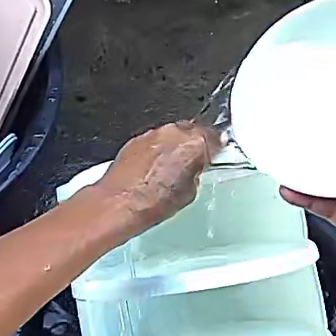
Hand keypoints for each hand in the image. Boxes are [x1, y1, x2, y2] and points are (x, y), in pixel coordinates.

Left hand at [87, 121, 221, 235]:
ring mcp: (153, 134)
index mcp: (194, 145)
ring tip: (170, 169)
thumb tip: (194, 170)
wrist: (119, 203)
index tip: (215, 153)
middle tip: (192, 163)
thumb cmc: (151, 202)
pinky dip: (156, 150)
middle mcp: (174, 133)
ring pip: (172, 135)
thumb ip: (196, 173)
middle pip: (192, 132)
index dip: (216, 147)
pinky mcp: (136, 140)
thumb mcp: (189, 193)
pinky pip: (154, 141)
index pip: (214, 138)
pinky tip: (153, 168)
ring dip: (174, 147)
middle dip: (194, 145)